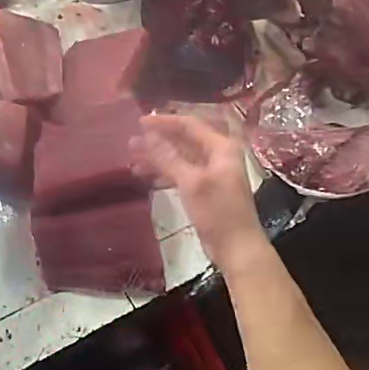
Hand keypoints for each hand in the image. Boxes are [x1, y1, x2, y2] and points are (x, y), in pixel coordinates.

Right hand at [132, 114, 268, 275]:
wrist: (237, 247)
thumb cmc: (218, 212)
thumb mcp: (191, 182)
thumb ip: (169, 157)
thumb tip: (148, 134)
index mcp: (221, 147)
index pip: (190, 125)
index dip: (164, 122)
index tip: (139, 122)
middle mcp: (218, 156)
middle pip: (184, 141)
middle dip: (158, 141)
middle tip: (131, 143)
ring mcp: (211, 174)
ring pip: (180, 159)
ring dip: (158, 158)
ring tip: (132, 159)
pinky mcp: (205, 191)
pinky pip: (181, 174)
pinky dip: (165, 174)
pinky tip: (145, 176)